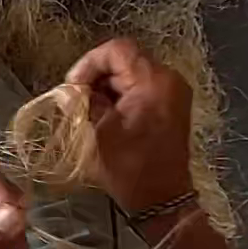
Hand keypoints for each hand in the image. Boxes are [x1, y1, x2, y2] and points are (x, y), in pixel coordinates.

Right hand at [64, 38, 193, 212]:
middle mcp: (169, 79)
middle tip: (77, 100)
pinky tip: (108, 115)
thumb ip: (86, 101)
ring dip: (107, 87)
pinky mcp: (172, 103)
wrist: (161, 198)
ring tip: (90, 109)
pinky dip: (121, 95)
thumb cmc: (127, 166)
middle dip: (96, 76)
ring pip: (132, 72)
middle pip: (125, 59)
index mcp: (153, 82)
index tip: (73, 88)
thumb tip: (75, 90)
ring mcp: (174, 91)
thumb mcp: (98, 130)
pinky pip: (142, 86)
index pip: (117, 50)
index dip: (89, 63)